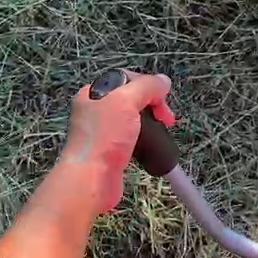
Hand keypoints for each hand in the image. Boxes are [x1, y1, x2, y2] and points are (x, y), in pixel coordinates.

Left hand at [60, 71, 174, 213]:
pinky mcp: (110, 151)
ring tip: (161, 131)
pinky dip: (143, 139)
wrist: (91, 180)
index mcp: (93, 93)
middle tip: (166, 118)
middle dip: (152, 104)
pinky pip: (131, 138)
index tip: (162, 98)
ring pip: (133, 119)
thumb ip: (147, 86)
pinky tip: (149, 145)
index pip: (126, 78)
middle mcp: (96, 110)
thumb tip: (163, 81)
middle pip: (132, 98)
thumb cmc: (104, 137)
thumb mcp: (126, 101)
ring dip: (150, 122)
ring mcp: (103, 132)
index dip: (147, 84)